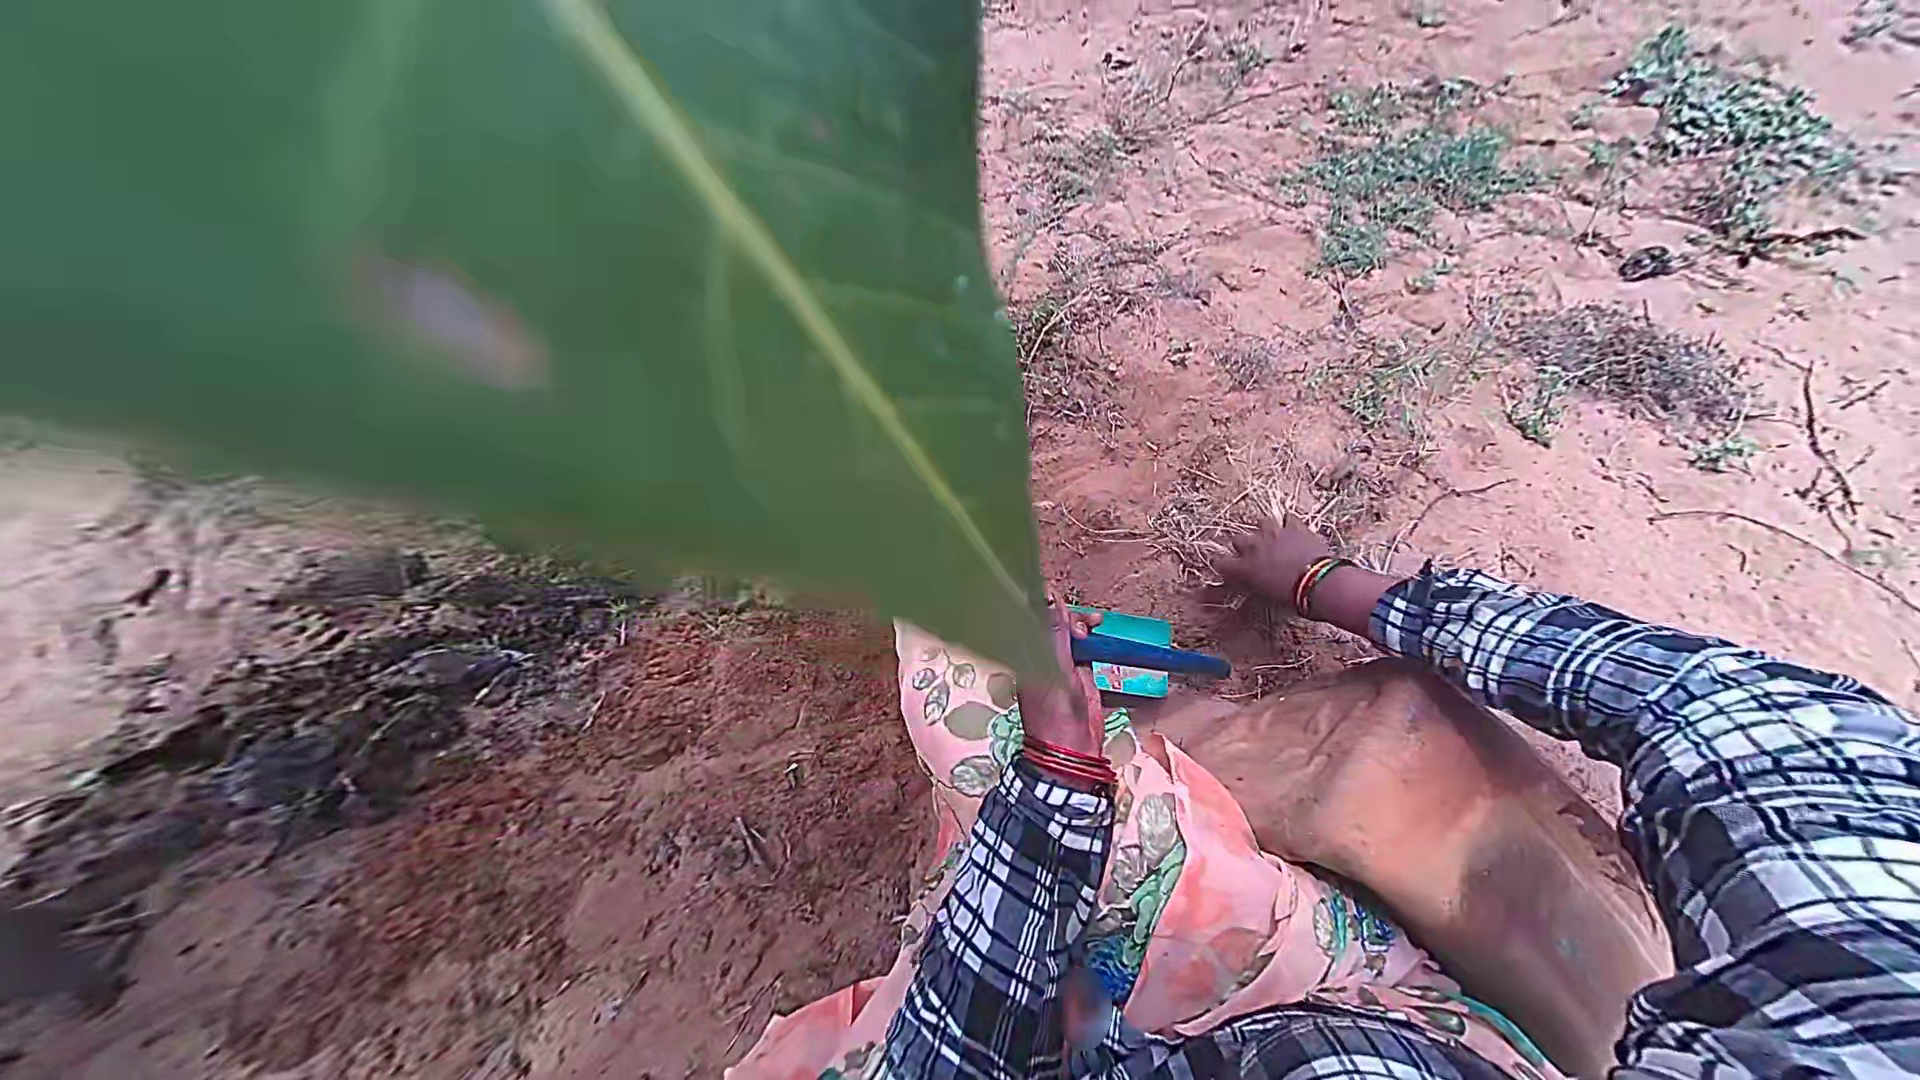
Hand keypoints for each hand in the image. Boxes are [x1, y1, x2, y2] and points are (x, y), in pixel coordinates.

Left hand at [1016, 598, 1103, 755]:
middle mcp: (1040, 655)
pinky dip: (1091, 638)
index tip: (1057, 592)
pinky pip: (1083, 647)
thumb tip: (1050, 599)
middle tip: (1083, 623)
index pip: (1029, 617)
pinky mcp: (1078, 672)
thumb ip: (1054, 633)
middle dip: (1068, 613)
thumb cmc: (1055, 713)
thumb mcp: (1056, 670)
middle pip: (1052, 622)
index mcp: (1025, 654)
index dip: (1043, 602)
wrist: (1072, 749)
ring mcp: (1059, 663)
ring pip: (1069, 632)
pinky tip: (1098, 634)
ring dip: (1081, 623)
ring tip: (1094, 625)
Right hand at [1218, 521, 1332, 612]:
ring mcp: (1272, 534)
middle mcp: (1252, 547)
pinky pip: (1287, 518)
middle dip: (1243, 546)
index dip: (1222, 565)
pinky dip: (1288, 523)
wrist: (1320, 583)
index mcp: (1241, 568)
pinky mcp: (1294, 527)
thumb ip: (1250, 586)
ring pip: (1260, 523)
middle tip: (1253, 556)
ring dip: (1263, 530)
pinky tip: (1291, 528)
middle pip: (1237, 539)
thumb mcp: (1263, 597)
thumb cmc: (1292, 597)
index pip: (1219, 563)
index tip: (1226, 568)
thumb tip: (1248, 584)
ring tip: (1270, 538)